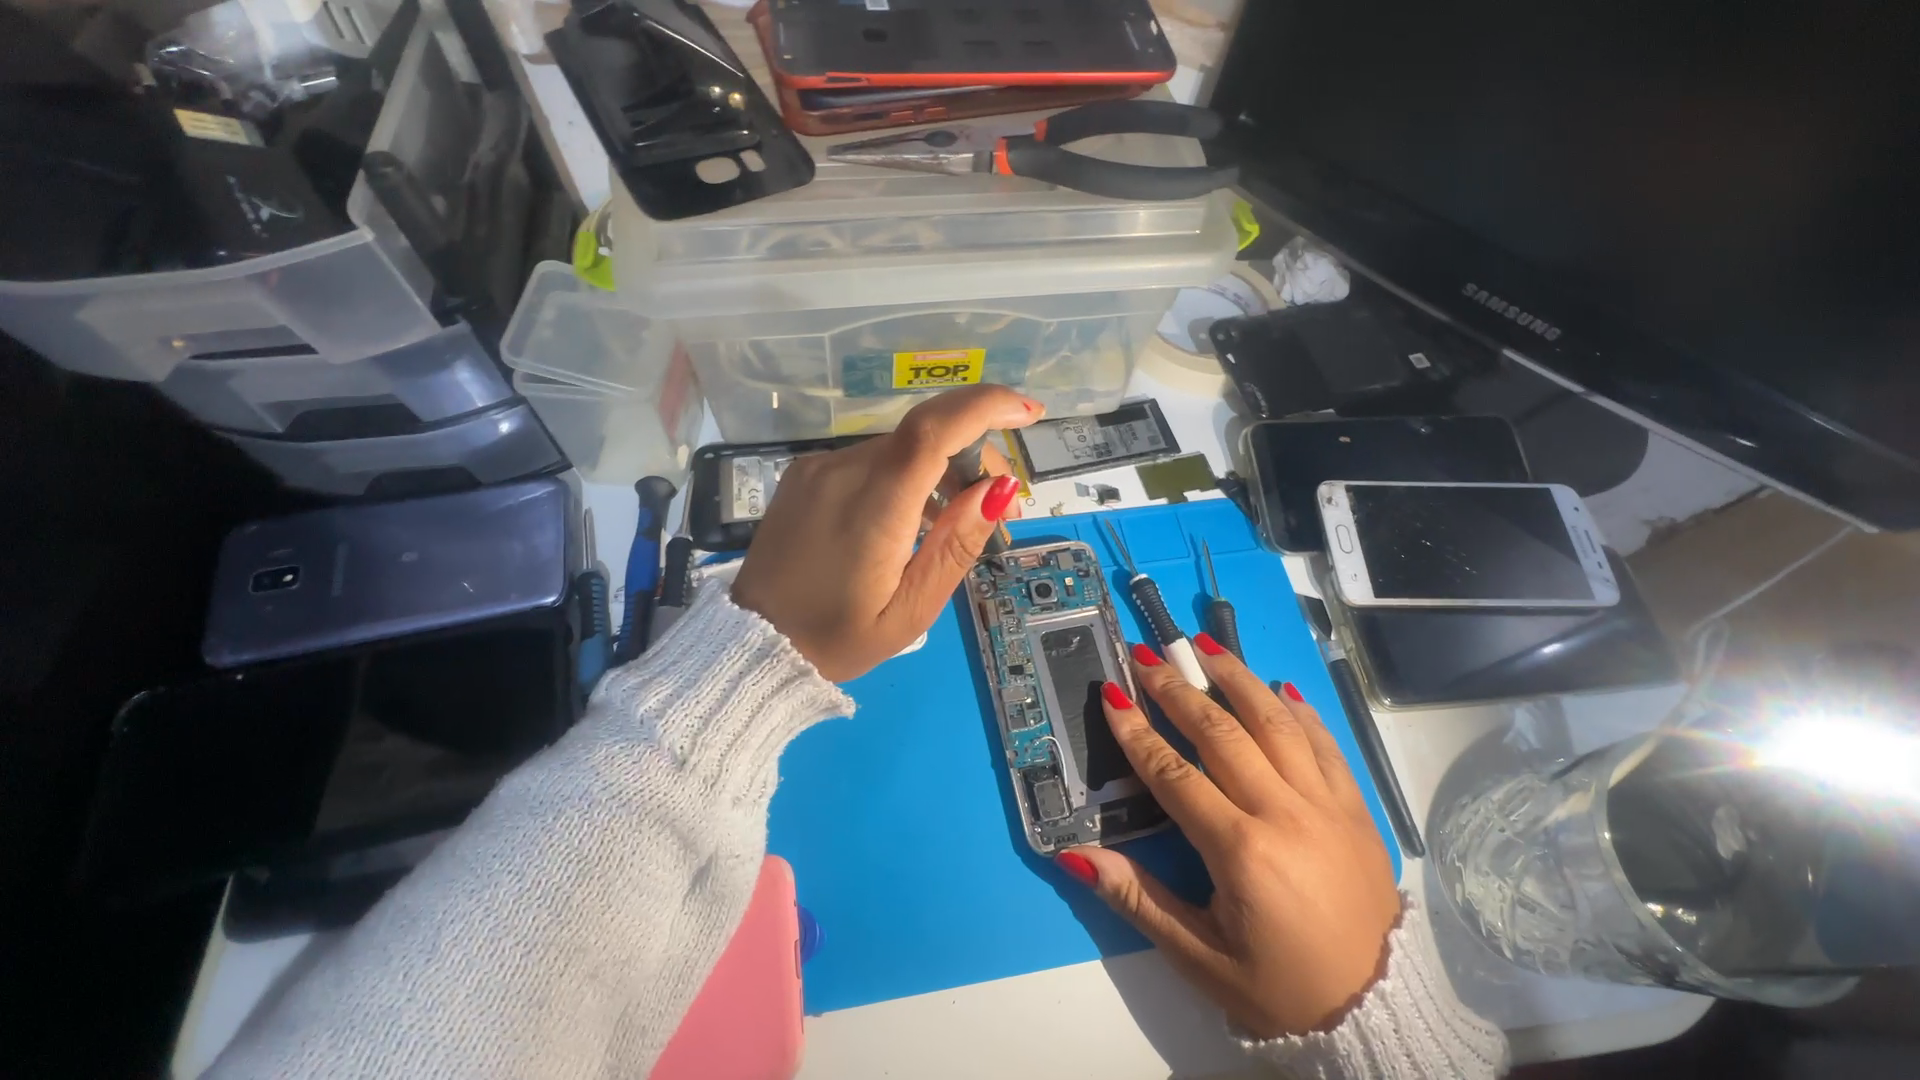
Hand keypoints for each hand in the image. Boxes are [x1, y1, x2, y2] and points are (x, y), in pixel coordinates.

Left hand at [731, 385, 1040, 681]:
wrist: (753, 642)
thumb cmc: (837, 637)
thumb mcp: (911, 610)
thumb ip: (957, 545)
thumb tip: (999, 489)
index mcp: (872, 508)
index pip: (931, 431)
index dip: (984, 407)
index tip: (1027, 411)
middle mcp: (841, 471)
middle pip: (923, 435)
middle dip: (972, 453)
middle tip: (995, 501)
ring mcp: (818, 468)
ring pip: (898, 447)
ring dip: (937, 467)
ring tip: (951, 518)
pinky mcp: (804, 473)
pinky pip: (868, 458)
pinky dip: (902, 474)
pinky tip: (909, 515)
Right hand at [1061, 638, 1401, 1037]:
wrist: (1380, 1015)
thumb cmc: (1279, 990)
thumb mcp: (1200, 958)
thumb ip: (1137, 899)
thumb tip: (1076, 856)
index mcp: (1241, 850)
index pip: (1175, 774)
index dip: (1138, 732)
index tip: (1112, 694)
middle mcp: (1285, 812)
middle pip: (1223, 733)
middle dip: (1179, 689)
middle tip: (1148, 655)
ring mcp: (1327, 804)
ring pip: (1277, 723)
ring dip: (1238, 679)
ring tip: (1207, 645)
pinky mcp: (1356, 809)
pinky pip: (1326, 744)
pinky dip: (1300, 711)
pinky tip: (1280, 687)